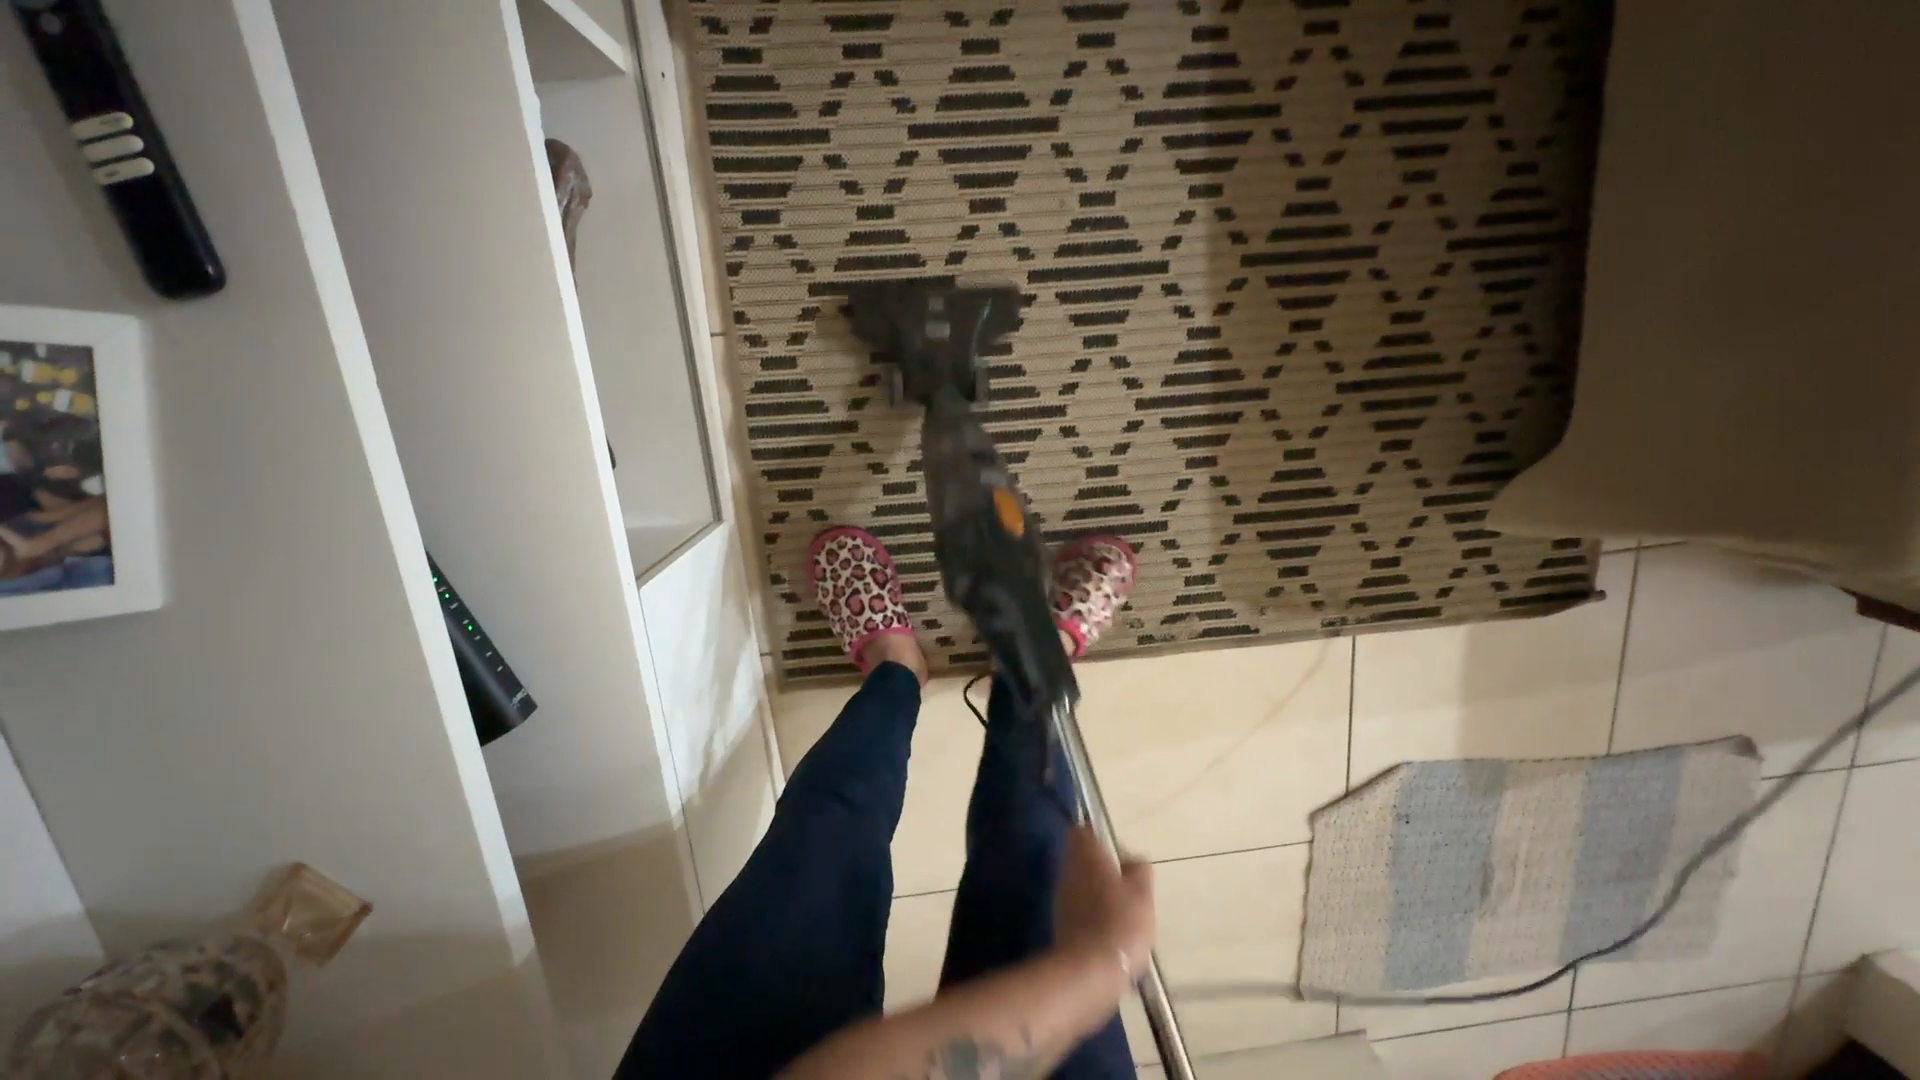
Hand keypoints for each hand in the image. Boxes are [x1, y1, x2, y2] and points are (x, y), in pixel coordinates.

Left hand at [1053, 825, 1154, 974]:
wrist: (1091, 969)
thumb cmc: (1121, 923)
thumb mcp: (1142, 893)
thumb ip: (1139, 869)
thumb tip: (1132, 858)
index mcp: (1087, 855)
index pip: (1082, 831)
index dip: (1095, 834)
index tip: (1112, 846)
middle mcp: (1068, 870)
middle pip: (1080, 857)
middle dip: (1099, 865)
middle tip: (1125, 880)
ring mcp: (1061, 896)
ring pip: (1080, 883)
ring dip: (1097, 890)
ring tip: (1122, 908)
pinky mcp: (1061, 921)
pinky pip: (1079, 907)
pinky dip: (1092, 913)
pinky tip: (1111, 929)